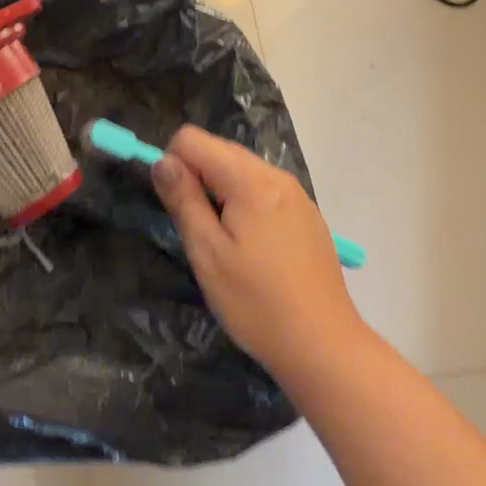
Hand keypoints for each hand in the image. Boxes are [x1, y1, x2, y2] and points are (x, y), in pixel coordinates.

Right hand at [152, 125, 364, 381]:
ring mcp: (297, 195)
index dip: (173, 165)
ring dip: (221, 192)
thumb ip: (183, 200)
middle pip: (220, 150)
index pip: (193, 139)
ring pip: (242, 170)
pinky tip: (252, 249)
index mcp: (251, 180)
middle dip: (197, 178)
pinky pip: (264, 190)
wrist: (323, 345)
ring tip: (224, 243)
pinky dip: (245, 204)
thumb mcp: (207, 254)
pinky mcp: (307, 215)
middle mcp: (277, 176)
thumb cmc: (256, 303)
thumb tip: (162, 161)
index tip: (177, 208)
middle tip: (198, 230)